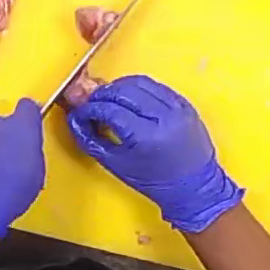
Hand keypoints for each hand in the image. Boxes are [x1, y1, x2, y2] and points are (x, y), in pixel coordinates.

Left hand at [0, 98, 45, 236]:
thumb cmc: (13, 190)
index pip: (28, 107)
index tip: (32, 130)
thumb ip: (31, 153)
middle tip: (13, 162)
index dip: (30, 117)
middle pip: (4, 124)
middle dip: (8, 138)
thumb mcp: (36, 174)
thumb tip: (25, 149)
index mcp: (21, 127)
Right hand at [68, 75, 243, 232]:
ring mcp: (177, 108)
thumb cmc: (153, 180)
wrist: (193, 186)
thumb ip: (91, 140)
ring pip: (140, 83)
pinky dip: (138, 89)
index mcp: (145, 136)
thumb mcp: (115, 164)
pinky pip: (156, 87)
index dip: (89, 109)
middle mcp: (164, 117)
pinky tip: (129, 98)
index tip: (80, 112)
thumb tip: (76, 121)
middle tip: (91, 103)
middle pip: (124, 90)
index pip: (110, 109)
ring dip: (119, 87)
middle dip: (102, 94)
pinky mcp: (185, 104)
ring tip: (108, 98)